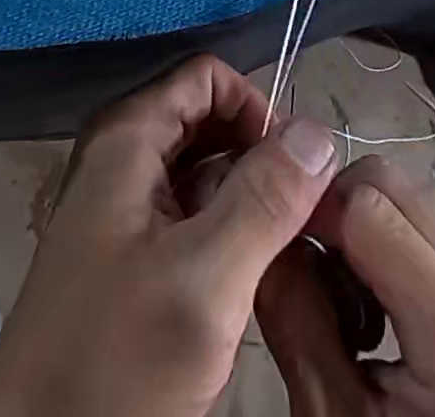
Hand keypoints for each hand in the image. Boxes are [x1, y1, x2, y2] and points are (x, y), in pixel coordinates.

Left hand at [0, 55, 339, 416]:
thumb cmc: (116, 355)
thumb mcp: (204, 277)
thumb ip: (264, 199)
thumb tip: (317, 132)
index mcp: (128, 137)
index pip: (206, 78)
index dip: (257, 111)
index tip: (295, 172)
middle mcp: (121, 152)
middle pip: (206, 117)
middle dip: (257, 153)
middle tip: (299, 214)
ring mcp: (122, 197)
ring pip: (202, 164)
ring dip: (247, 192)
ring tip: (282, 244)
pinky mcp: (129, 239)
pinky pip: (188, 204)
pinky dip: (225, 220)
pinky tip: (250, 266)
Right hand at [258, 156, 434, 416]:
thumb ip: (294, 315)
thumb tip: (263, 231)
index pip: (368, 208)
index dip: (308, 212)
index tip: (277, 246)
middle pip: (391, 187)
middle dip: (334, 214)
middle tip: (314, 278)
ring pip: (410, 197)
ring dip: (363, 227)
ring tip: (353, 304)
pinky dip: (393, 242)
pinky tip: (387, 304)